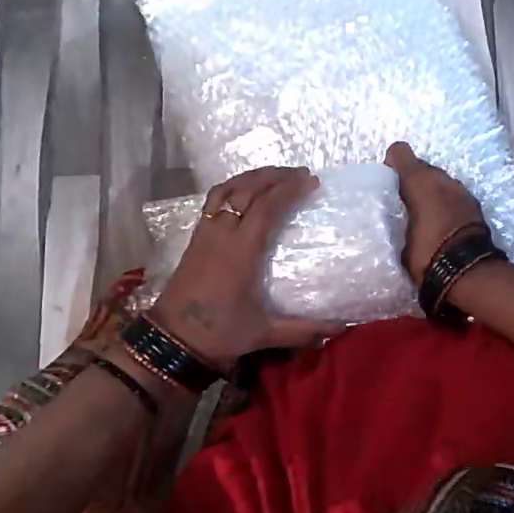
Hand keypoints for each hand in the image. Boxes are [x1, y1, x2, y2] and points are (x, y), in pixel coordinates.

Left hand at [150, 166, 344, 368]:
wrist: (172, 340)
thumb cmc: (219, 334)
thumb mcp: (264, 333)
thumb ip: (303, 329)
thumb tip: (341, 329)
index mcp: (241, 252)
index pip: (266, 208)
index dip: (289, 190)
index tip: (311, 180)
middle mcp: (222, 235)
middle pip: (246, 190)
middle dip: (274, 176)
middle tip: (299, 172)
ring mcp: (205, 233)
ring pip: (227, 190)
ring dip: (252, 177)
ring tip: (275, 175)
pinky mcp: (195, 239)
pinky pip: (214, 200)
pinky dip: (233, 187)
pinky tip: (245, 191)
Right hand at [385, 142, 487, 283]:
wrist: (469, 272)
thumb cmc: (427, 254)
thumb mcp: (399, 237)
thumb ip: (395, 216)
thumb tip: (393, 213)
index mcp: (420, 182)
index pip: (400, 153)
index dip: (392, 163)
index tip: (387, 182)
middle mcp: (442, 179)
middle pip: (422, 168)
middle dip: (412, 180)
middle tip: (401, 201)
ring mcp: (462, 190)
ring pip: (439, 181)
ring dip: (430, 191)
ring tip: (421, 213)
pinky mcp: (475, 205)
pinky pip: (452, 195)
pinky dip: (445, 202)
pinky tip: (439, 221)